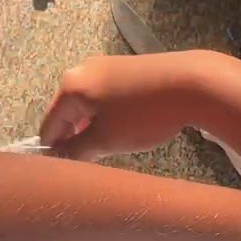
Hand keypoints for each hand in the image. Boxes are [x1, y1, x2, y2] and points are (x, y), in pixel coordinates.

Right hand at [39, 51, 227, 159]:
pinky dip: (104, 117)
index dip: (52, 152)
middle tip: (86, 165)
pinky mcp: (123, 69)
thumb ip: (75, 151)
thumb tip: (56, 158)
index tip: (63, 173)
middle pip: (65, 115)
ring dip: (90, 130)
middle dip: (72, 140)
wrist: (192, 83)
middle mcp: (80, 71)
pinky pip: (102, 98)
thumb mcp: (106, 139)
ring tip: (106, 150)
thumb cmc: (143, 114)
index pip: (48, 126)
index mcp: (70, 87)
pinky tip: (121, 131)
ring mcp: (103, 67)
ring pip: (85, 108)